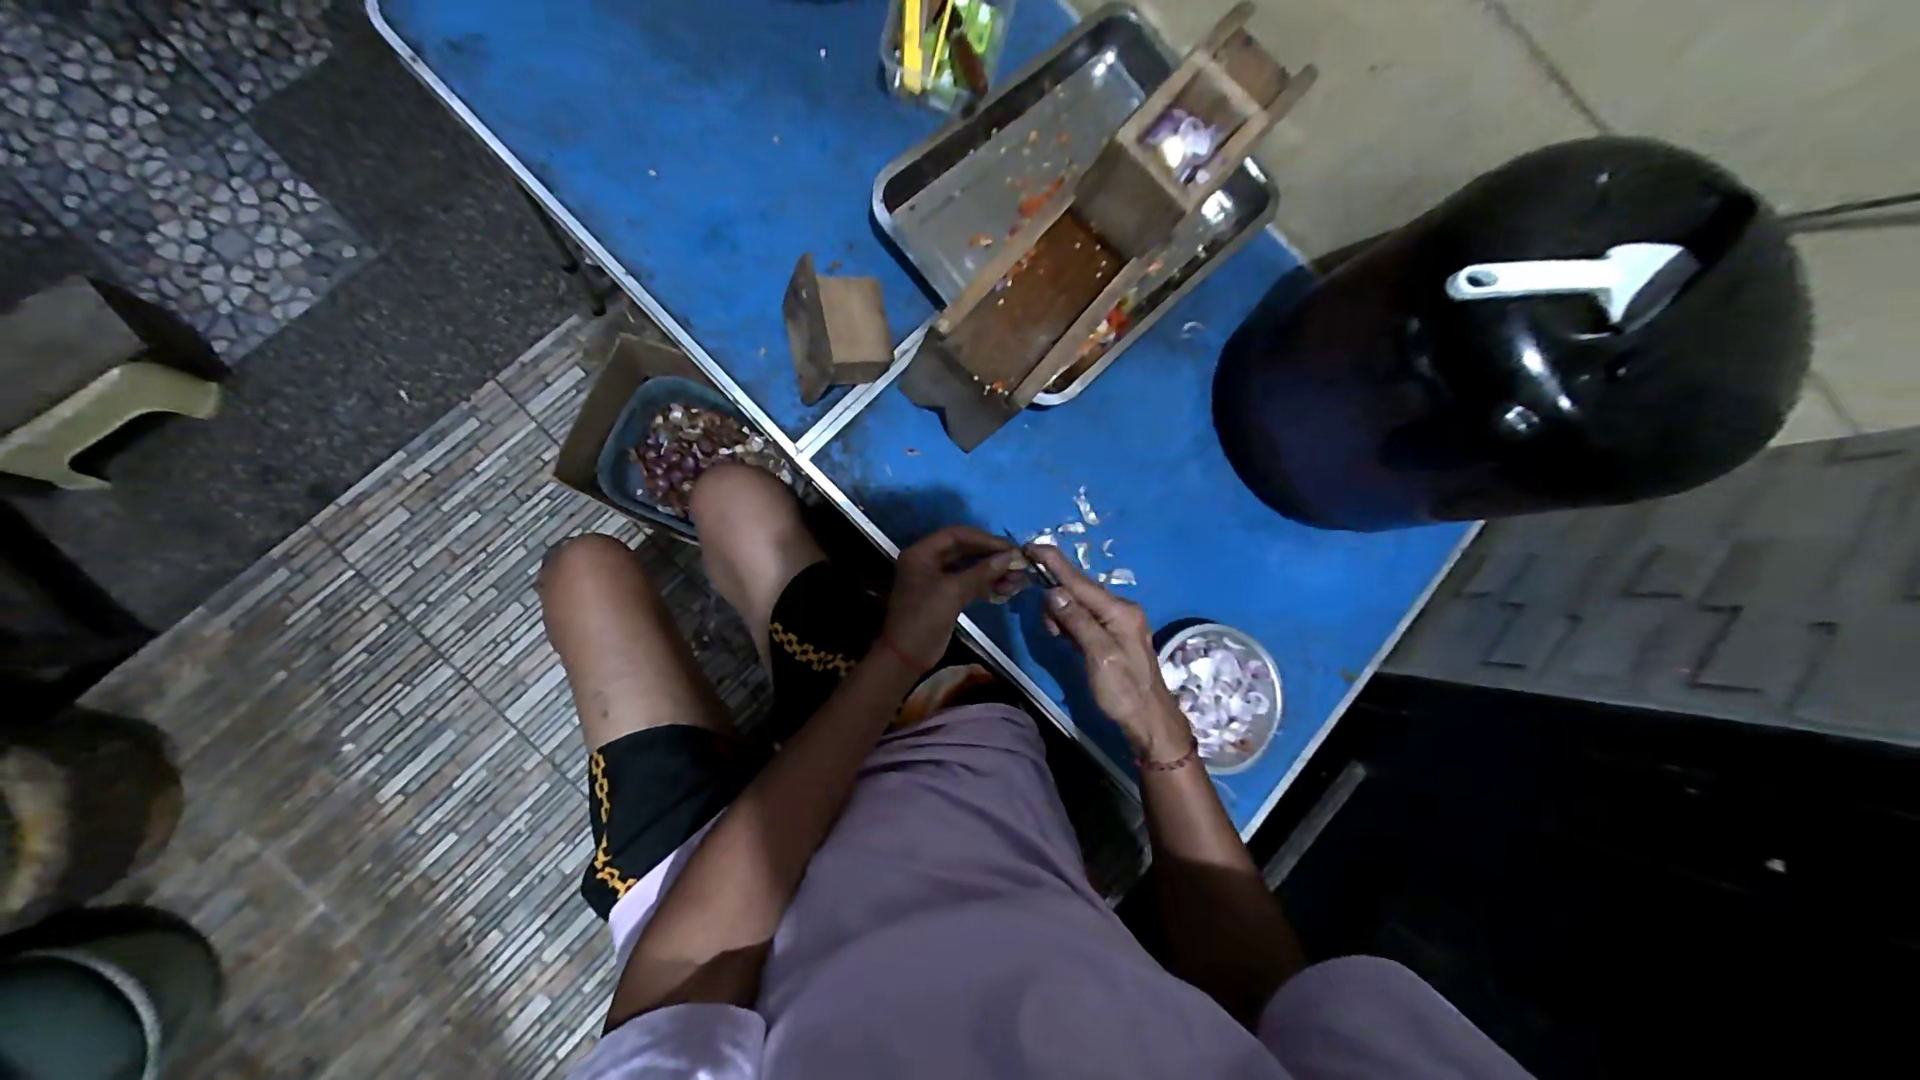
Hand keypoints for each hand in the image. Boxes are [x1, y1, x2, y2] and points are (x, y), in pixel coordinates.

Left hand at [880, 526, 1025, 673]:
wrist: (907, 656)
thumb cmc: (924, 617)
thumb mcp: (952, 591)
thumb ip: (981, 571)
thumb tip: (1010, 556)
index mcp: (922, 553)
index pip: (956, 535)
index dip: (984, 539)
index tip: (1009, 547)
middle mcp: (928, 561)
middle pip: (964, 550)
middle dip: (990, 555)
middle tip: (1017, 561)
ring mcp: (936, 579)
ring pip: (969, 567)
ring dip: (992, 571)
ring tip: (1016, 578)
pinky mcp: (945, 595)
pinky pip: (968, 583)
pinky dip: (986, 584)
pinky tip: (1006, 588)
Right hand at [1030, 545, 1190, 762]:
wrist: (1149, 721)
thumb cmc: (1124, 691)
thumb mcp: (1098, 655)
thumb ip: (1077, 621)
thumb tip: (1054, 592)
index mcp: (1119, 610)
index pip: (1079, 581)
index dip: (1053, 563)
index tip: (1030, 546)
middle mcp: (1119, 609)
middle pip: (1078, 590)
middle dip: (1055, 599)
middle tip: (1048, 629)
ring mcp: (1117, 622)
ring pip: (1077, 605)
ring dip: (1060, 615)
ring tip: (1057, 638)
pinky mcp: (1111, 635)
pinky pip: (1083, 619)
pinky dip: (1068, 624)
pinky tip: (1064, 638)